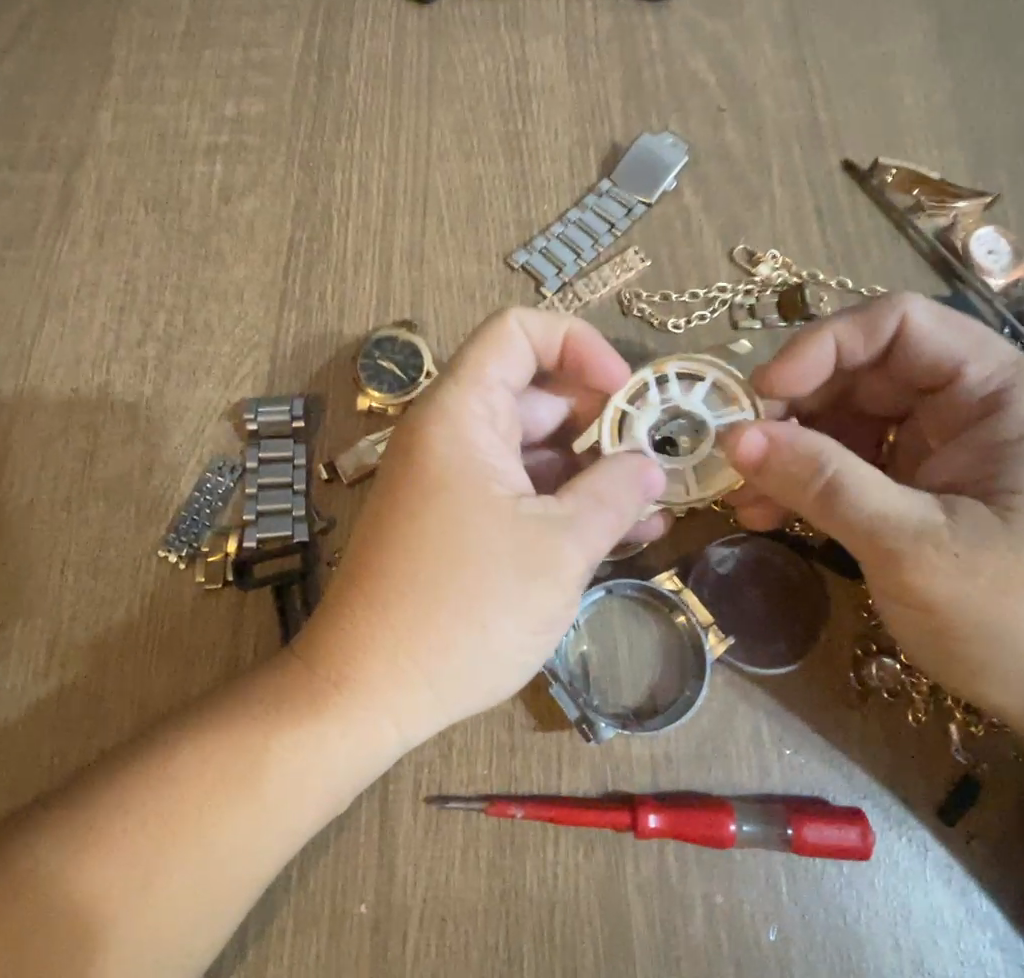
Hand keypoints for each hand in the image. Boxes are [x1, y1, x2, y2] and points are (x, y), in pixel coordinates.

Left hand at [290, 308, 667, 747]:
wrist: (367, 689)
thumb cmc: (464, 610)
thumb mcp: (557, 549)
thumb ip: (613, 496)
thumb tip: (649, 466)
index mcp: (460, 415)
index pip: (517, 332)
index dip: (579, 345)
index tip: (627, 393)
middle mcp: (447, 436)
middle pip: (529, 392)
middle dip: (597, 417)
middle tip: (656, 456)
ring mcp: (445, 483)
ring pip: (527, 450)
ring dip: (587, 470)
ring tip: (652, 504)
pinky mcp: (448, 526)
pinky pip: (511, 493)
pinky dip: (558, 505)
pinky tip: (616, 536)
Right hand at [720, 293, 1023, 744]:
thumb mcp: (913, 548)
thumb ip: (822, 482)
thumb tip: (733, 435)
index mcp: (1005, 394)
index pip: (898, 326)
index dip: (820, 347)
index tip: (761, 398)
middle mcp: (982, 410)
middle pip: (867, 372)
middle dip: (797, 410)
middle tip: (741, 457)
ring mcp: (959, 454)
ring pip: (856, 422)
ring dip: (796, 454)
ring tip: (747, 501)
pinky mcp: (940, 496)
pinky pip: (863, 467)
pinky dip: (816, 486)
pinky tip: (775, 516)